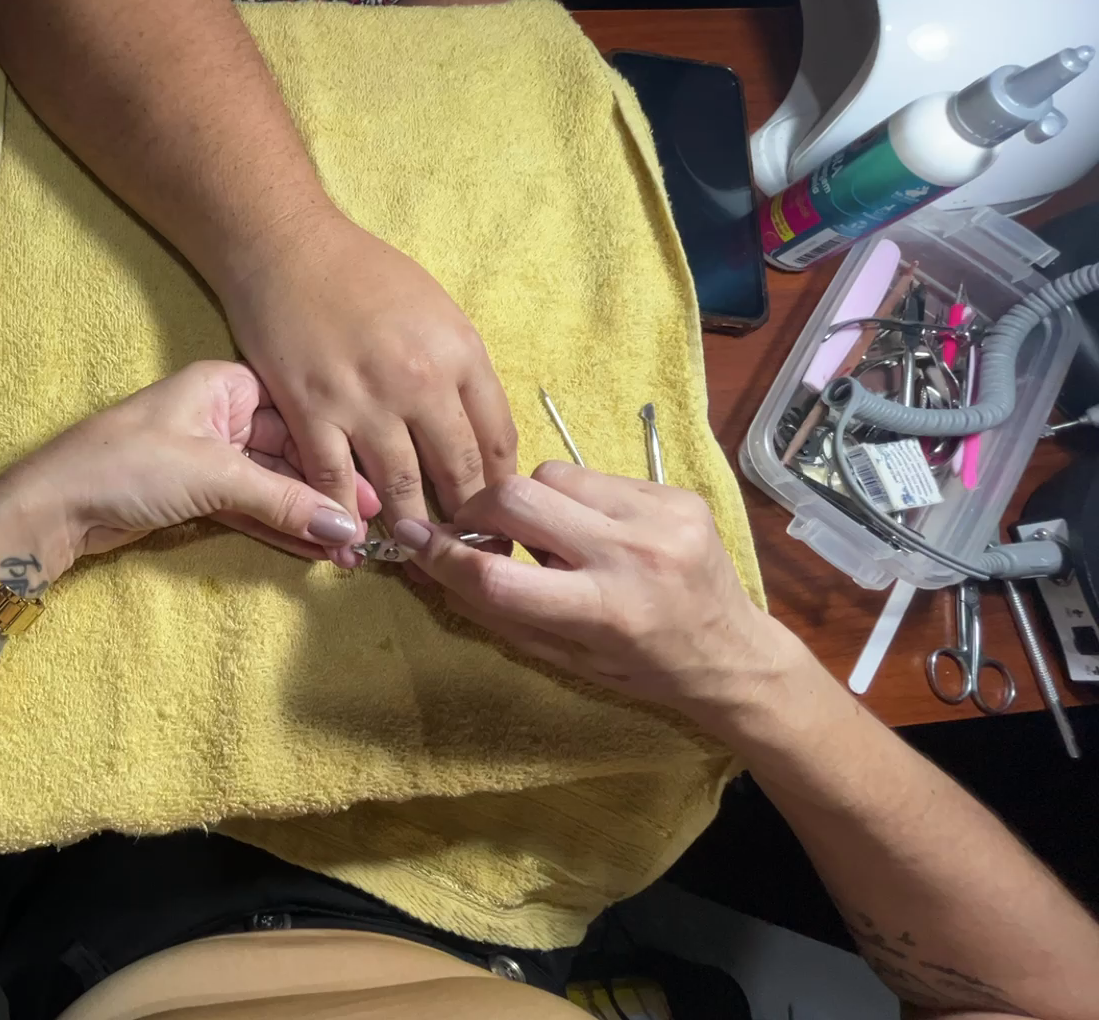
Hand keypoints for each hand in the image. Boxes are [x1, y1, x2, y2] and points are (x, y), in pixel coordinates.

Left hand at [0, 361, 379, 576]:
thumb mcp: (215, 475)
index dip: (337, 453)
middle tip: (369, 532)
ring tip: (347, 551)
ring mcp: (207, 456)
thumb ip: (284, 500)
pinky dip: (275, 528)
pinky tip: (310, 550)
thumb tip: (348, 528)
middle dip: (325, 494)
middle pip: (288, 453)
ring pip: (270, 486)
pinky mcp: (194, 492)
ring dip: (304, 517)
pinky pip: (247, 507)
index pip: (298, 414)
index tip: (375, 492)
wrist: (57, 505)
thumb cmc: (131, 465)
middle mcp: (220, 415)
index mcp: (224, 386)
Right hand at [220, 211, 517, 559]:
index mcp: (460, 353)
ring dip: (410, 529)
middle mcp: (420, 382)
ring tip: (418, 557)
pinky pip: (333, 479)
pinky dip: (343, 514)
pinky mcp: (311, 411)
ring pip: (399, 487)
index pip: (496, 441)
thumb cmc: (361, 273)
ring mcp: (363, 400)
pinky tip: (349, 537)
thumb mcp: (434, 309)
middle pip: (456, 472)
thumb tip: (467, 427)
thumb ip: (456, 368)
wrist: (287, 249)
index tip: (497, 517)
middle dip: (466, 523)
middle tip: (468, 556)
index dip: (500, 489)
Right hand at [391, 461, 807, 723]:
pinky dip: (568, 499)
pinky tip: (586, 528)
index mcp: (604, 611)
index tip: (409, 538)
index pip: (498, 575)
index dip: (442, 555)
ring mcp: (662, 517)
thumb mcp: (555, 656)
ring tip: (544, 536)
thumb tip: (424, 561)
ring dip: (526, 503)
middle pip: (517, 499)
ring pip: (548, 475)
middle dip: (478, 512)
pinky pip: (587, 475)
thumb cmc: (635, 667)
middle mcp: (635, 556)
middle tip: (477, 533)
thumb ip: (487, 606)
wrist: (735, 654)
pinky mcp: (676, 494)